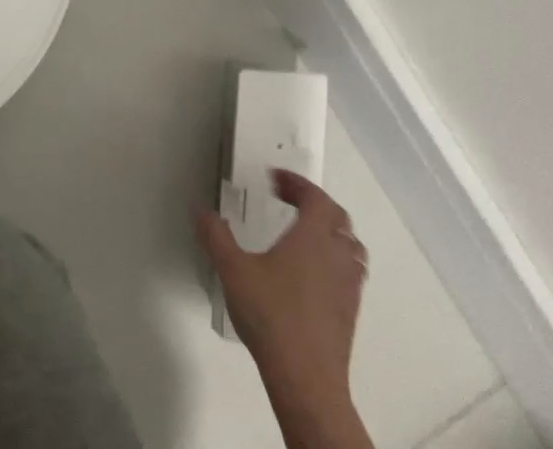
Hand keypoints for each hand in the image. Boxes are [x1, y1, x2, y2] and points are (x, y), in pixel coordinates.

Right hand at [198, 169, 373, 448]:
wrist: (305, 374)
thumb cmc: (270, 314)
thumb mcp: (231, 269)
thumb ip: (215, 236)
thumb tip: (202, 211)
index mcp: (312, 239)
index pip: (316, 199)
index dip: (298, 183)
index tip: (276, 178)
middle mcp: (337, 256)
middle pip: (338, 218)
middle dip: (314, 202)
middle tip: (287, 199)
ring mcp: (349, 284)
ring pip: (349, 245)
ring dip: (329, 230)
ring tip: (303, 233)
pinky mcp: (350, 309)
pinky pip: (348, 270)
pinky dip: (333, 257)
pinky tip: (309, 272)